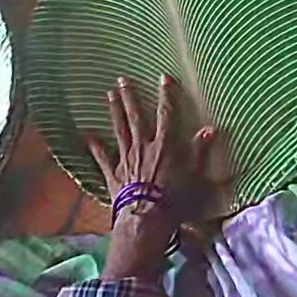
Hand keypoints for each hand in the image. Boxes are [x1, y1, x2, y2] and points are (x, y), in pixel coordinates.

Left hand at [84, 75, 216, 279]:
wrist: (147, 218)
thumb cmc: (175, 199)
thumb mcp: (196, 175)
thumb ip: (201, 150)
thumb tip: (210, 128)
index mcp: (165, 144)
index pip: (166, 114)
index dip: (166, 95)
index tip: (163, 77)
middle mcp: (143, 146)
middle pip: (135, 116)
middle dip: (130, 96)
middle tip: (122, 79)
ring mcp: (126, 158)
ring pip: (119, 130)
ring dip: (114, 112)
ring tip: (109, 95)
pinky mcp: (113, 174)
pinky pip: (102, 158)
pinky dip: (94, 147)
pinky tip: (87, 136)